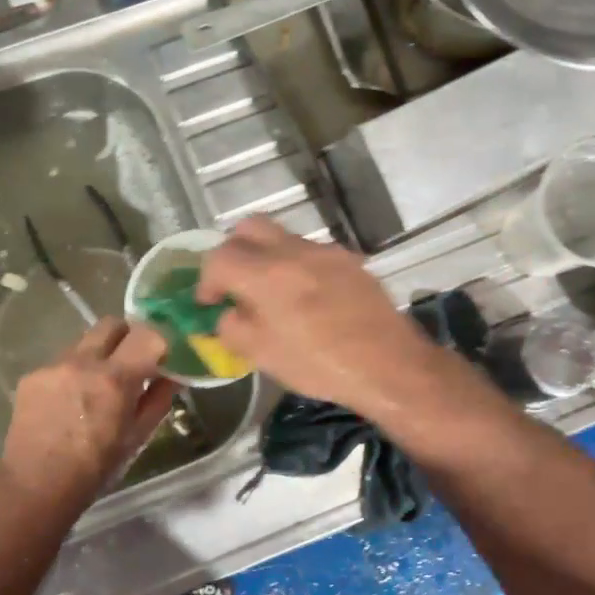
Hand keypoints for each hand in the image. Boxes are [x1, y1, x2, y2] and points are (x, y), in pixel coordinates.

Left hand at [0, 318, 175, 508]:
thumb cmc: (95, 468)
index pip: (147, 334)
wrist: (37, 484)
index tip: (160, 358)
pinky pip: (60, 362)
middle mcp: (82, 362)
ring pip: (83, 342)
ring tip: (96, 387)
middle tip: (131, 362)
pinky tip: (68, 402)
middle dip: (126, 337)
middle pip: (111, 324)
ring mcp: (53, 366)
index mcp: (114, 379)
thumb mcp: (136, 438)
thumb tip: (171, 377)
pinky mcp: (32, 375)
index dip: (158, 342)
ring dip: (97, 356)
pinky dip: (72, 373)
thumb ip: (157, 401)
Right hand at [197, 218, 439, 414]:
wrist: (388, 365)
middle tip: (235, 284)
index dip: (206, 280)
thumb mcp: (261, 356)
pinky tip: (306, 299)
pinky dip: (297, 266)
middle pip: (248, 229)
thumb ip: (231, 328)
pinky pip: (312, 252)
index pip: (218, 257)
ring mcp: (326, 252)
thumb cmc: (318, 366)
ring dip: (266, 258)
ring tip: (271, 293)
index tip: (209, 303)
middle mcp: (293, 251)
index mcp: (266, 274)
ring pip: (282, 238)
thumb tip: (225, 314)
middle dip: (233, 253)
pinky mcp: (351, 260)